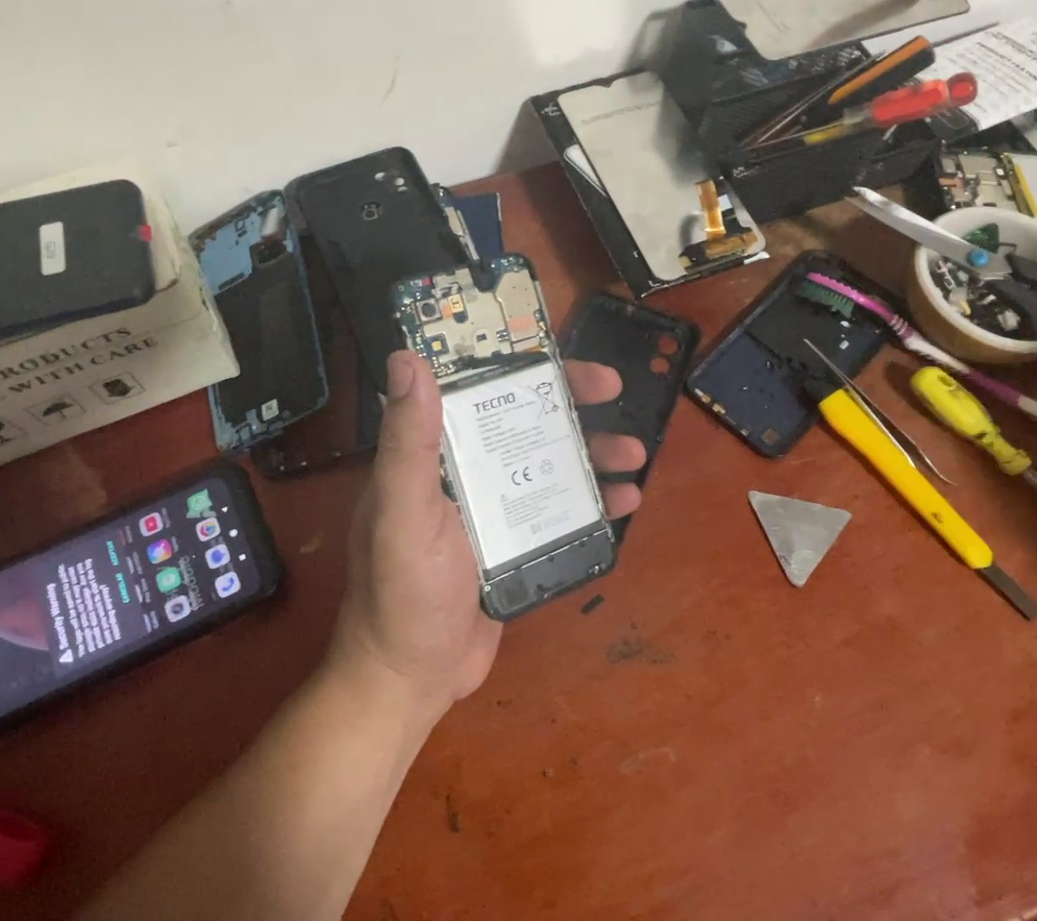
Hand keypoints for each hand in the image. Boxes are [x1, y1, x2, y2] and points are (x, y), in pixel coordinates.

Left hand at [328, 351, 646, 711]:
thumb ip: (408, 441)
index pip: (478, 394)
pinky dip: (592, 502)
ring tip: (634, 453)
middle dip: (570, 404)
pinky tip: (624, 501)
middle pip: (523, 424)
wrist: (414, 676)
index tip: (560, 359)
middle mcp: (463, 476)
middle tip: (615, 390)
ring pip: (549, 466)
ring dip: (592, 452)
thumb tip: (407, 359)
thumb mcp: (403, 511)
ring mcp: (493, 512)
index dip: (519, 369)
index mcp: (432, 457)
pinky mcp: (516, 547)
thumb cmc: (403, 591)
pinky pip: (559, 513)